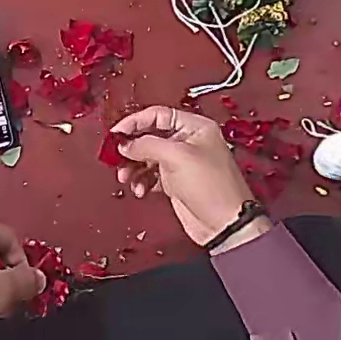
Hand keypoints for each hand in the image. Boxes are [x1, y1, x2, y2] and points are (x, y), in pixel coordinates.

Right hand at [112, 107, 270, 251]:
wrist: (224, 224)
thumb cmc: (212, 187)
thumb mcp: (177, 157)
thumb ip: (147, 145)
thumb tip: (125, 143)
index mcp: (195, 127)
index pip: (158, 115)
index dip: (135, 122)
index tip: (116, 133)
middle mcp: (188, 142)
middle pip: (150, 136)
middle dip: (132, 147)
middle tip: (116, 157)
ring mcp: (182, 162)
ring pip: (148, 157)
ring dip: (133, 166)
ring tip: (125, 177)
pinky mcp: (176, 181)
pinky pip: (151, 175)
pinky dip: (142, 180)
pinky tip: (139, 189)